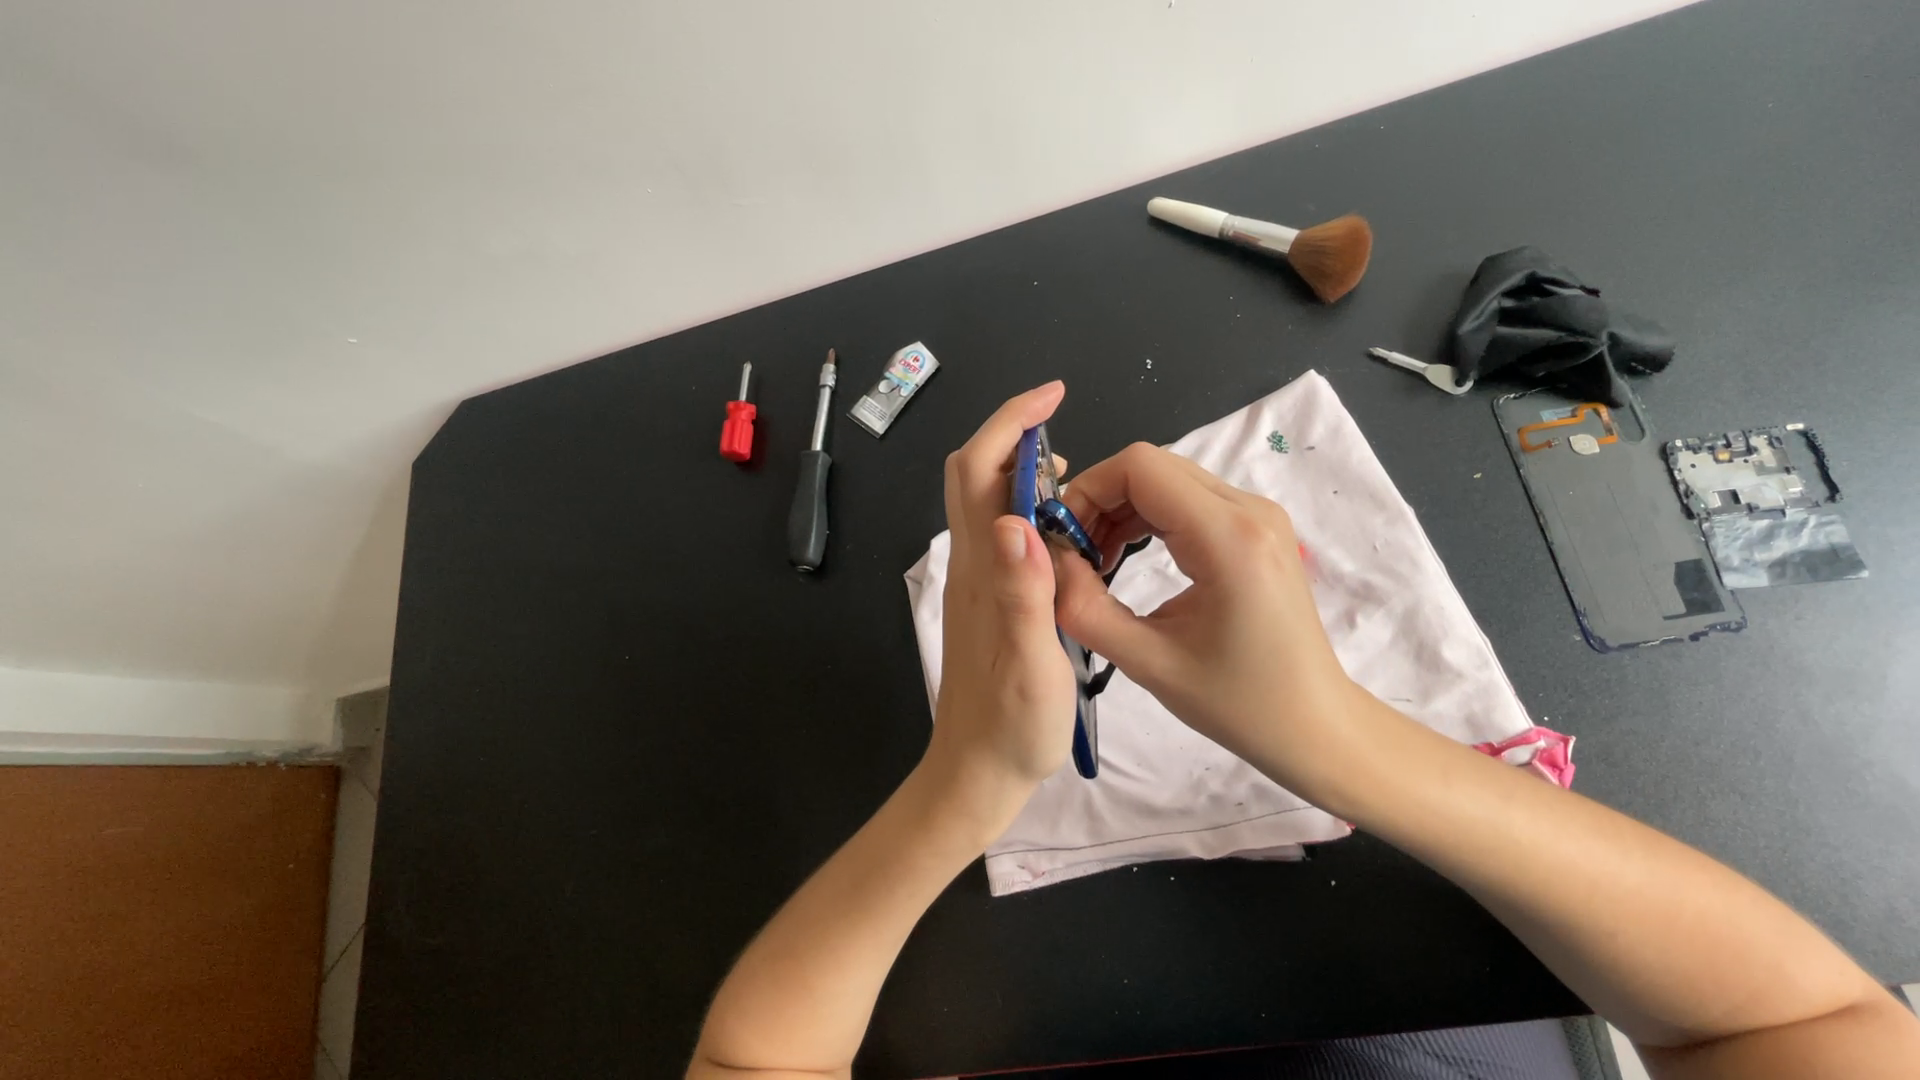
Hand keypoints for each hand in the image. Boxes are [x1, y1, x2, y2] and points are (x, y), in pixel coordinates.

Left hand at [926, 382, 1078, 796]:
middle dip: (1014, 434)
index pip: (979, 472)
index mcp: (983, 570)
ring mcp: (978, 581)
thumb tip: (1014, 519)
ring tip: (1079, 479)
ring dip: (1023, 470)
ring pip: (988, 501)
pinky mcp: (989, 599)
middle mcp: (973, 564)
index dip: (1010, 423)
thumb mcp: (1030, 664)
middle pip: (975, 474)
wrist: (978, 770)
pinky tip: (1067, 530)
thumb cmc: (1011, 725)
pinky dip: (1031, 507)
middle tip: (1067, 430)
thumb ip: (1022, 594)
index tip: (1052, 396)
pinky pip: (1003, 532)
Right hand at [1051, 442, 1369, 797]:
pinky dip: (1145, 518)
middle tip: (1070, 553)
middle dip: (1098, 499)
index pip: (1140, 467)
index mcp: (1228, 537)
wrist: (1314, 724)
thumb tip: (1045, 560)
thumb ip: (1084, 608)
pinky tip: (1124, 558)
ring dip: (1119, 509)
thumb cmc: (1238, 703)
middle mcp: (1248, 510)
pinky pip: (1186, 500)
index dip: (1087, 490)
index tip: (1060, 538)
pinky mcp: (1255, 529)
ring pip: (1166, 479)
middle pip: (1151, 466)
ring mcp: (1257, 515)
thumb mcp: (1148, 663)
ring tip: (1092, 561)